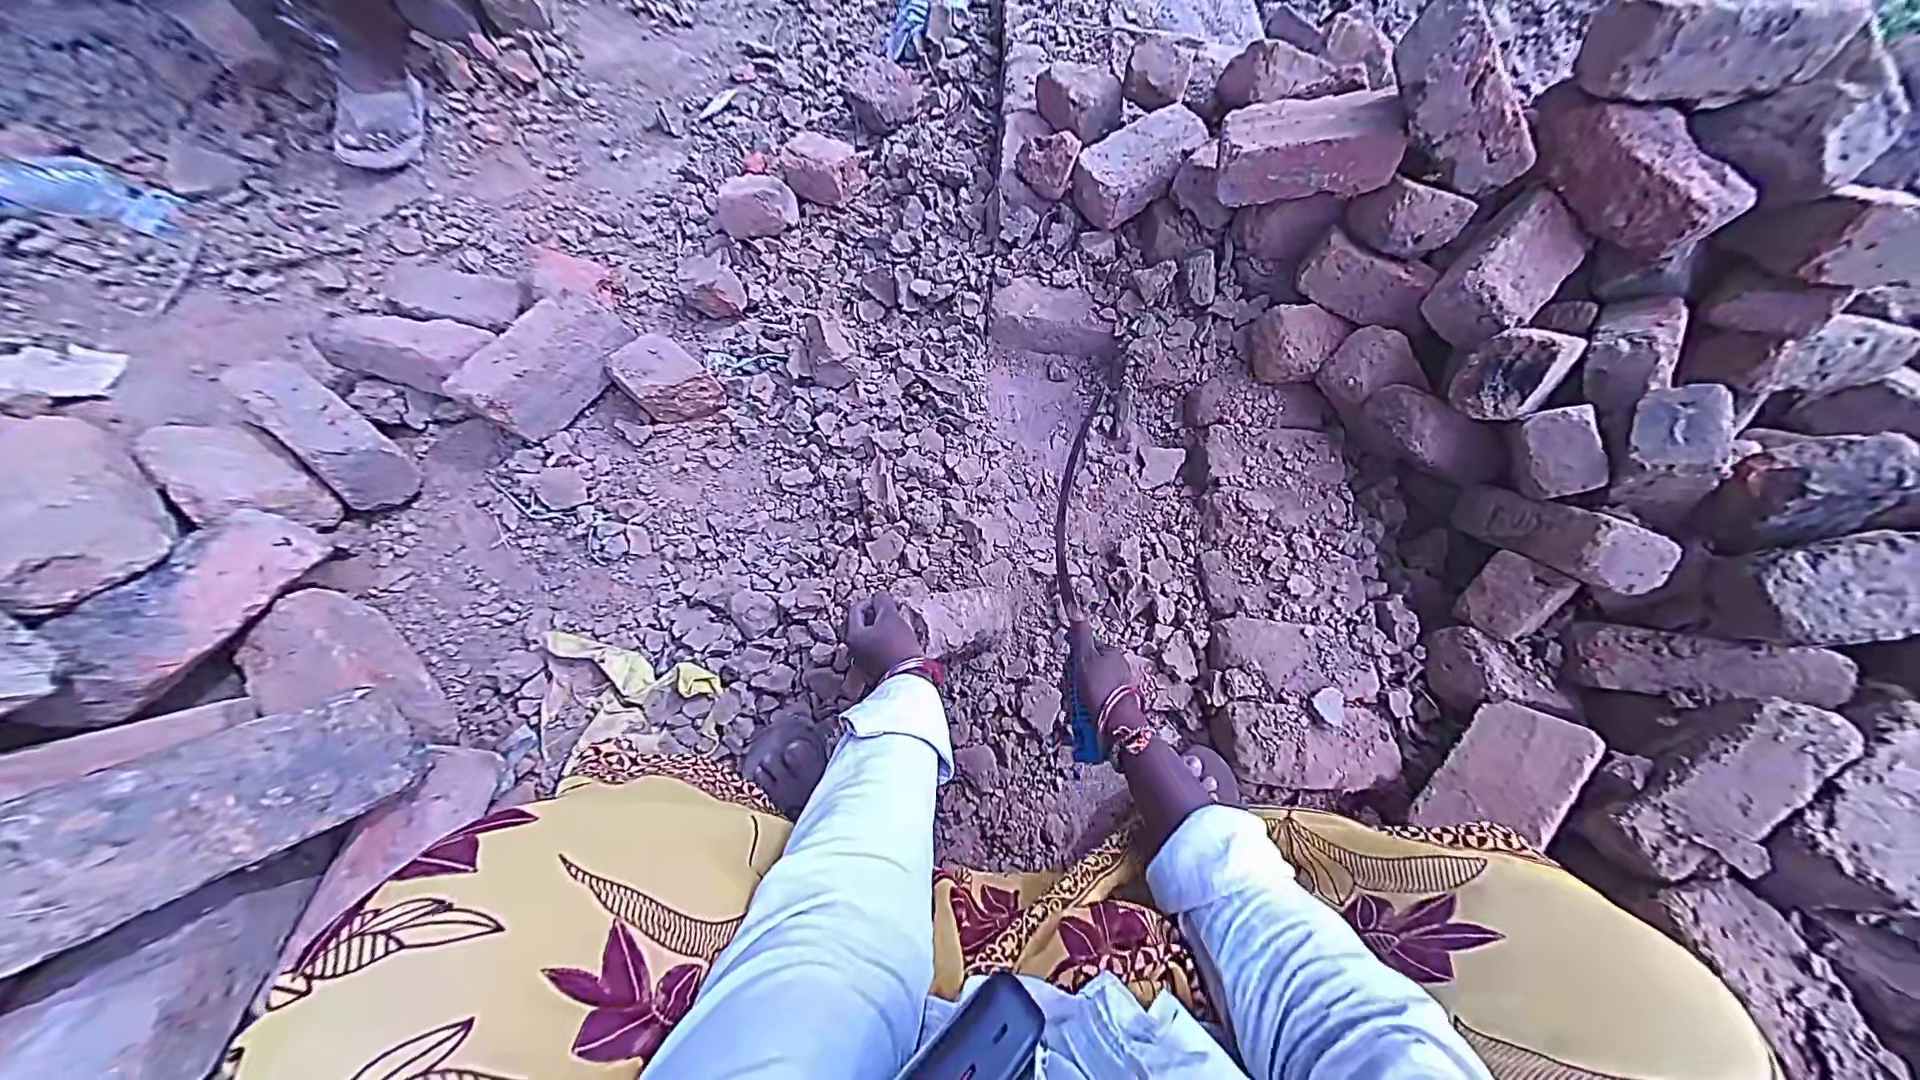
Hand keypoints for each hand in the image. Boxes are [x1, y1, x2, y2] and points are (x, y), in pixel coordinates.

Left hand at [844, 593, 922, 679]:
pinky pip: (876, 650)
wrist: (908, 678)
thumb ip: (883, 601)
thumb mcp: (890, 617)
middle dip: (876, 616)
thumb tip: (879, 596)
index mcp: (852, 635)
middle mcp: (852, 649)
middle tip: (893, 614)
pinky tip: (899, 642)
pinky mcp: (874, 670)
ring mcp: (862, 662)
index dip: (872, 601)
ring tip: (898, 627)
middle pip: (861, 624)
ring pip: (869, 637)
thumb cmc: (897, 645)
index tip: (888, 603)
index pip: (856, 608)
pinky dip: (885, 643)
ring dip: (881, 630)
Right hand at [1069, 621, 1137, 733]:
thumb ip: (1080, 635)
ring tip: (1080, 705)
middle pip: (1089, 669)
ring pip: (1092, 687)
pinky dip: (1090, 708)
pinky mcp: (1118, 705)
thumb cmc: (1101, 690)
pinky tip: (1087, 714)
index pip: (1087, 649)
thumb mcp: (1084, 658)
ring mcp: (1120, 687)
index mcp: (1112, 653)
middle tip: (1075, 690)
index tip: (1071, 669)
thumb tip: (1076, 609)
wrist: (1116, 725)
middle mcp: (1119, 668)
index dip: (1075, 659)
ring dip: (1082, 696)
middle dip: (1078, 680)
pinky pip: (1097, 702)